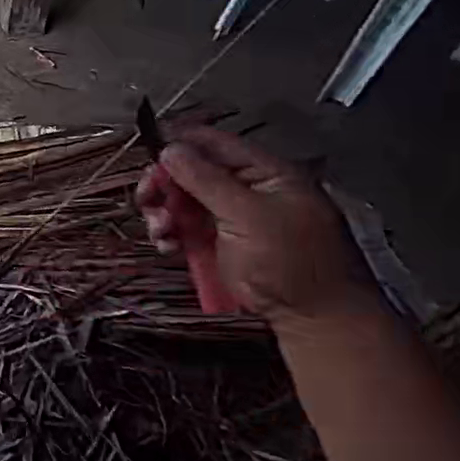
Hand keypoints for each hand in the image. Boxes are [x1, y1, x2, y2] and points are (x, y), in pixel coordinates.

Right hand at [135, 127, 380, 325]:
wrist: (313, 319)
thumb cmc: (290, 261)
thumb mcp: (247, 215)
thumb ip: (205, 180)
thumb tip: (170, 148)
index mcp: (264, 173)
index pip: (215, 144)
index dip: (181, 141)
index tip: (148, 146)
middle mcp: (244, 191)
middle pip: (191, 173)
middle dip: (165, 185)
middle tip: (146, 198)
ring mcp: (229, 219)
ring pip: (181, 202)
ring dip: (163, 213)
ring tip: (161, 231)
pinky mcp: (217, 245)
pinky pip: (183, 230)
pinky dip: (170, 235)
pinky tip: (168, 246)